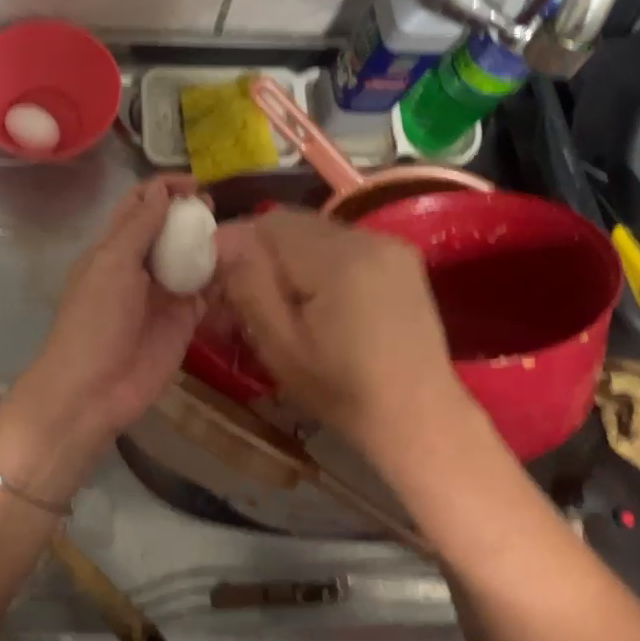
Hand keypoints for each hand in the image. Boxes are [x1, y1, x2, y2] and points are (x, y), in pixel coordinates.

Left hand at [0, 178, 205, 498]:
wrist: (93, 389)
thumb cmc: (95, 320)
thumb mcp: (112, 264)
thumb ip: (139, 226)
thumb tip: (161, 190)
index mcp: (113, 246)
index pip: (140, 205)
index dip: (164, 189)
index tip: (194, 183)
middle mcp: (140, 264)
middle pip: (169, 228)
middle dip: (191, 214)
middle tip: (215, 209)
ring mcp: (164, 293)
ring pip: (191, 257)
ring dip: (210, 243)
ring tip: (236, 233)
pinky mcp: (185, 320)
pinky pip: (208, 292)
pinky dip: (224, 278)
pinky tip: (244, 265)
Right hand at [213, 208, 465, 448]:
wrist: (420, 417)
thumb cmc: (344, 391)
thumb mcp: (281, 347)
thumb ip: (249, 286)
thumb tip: (224, 241)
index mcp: (338, 260)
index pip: (268, 223)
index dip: (236, 244)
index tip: (219, 280)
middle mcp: (366, 238)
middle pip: (292, 224)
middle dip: (262, 252)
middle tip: (244, 296)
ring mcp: (388, 244)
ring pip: (315, 232)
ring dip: (289, 258)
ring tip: (281, 302)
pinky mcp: (400, 257)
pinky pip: (341, 244)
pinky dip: (318, 262)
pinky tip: (317, 300)